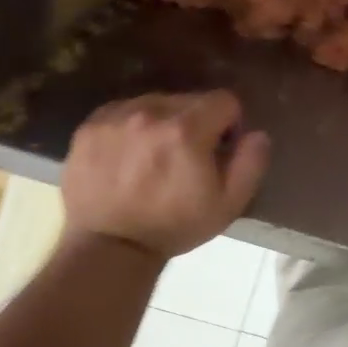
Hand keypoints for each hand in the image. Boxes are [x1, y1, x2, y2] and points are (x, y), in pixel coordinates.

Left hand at [60, 91, 269, 257]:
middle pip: (189, 99)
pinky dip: (132, 126)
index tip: (219, 150)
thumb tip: (257, 134)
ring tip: (154, 157)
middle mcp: (151, 113)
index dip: (229, 124)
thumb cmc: (173, 227)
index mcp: (187, 130)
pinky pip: (123, 111)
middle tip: (186, 157)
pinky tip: (128, 156)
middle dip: (196, 123)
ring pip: (155, 103)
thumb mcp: (227, 205)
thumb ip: (251, 164)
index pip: (224, 100)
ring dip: (163, 122)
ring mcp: (117, 117)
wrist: (107, 247)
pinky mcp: (90, 126)